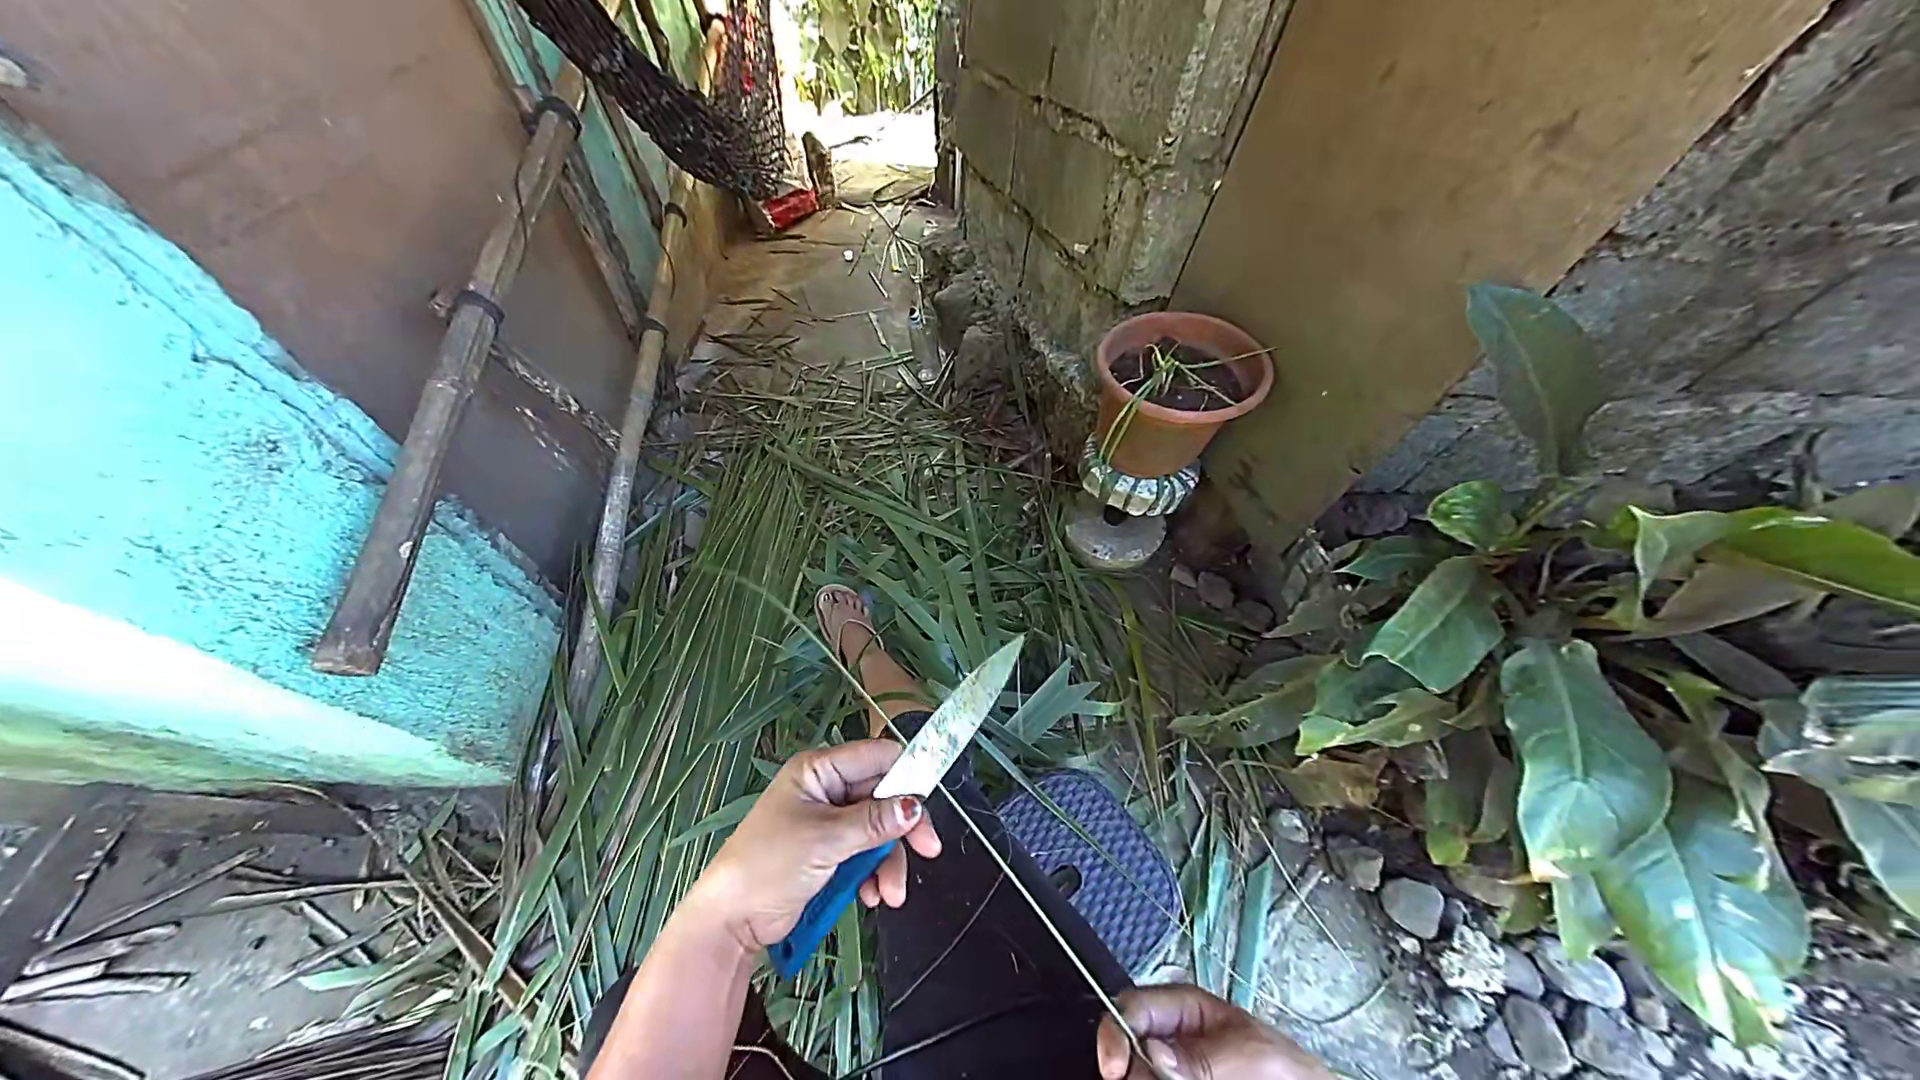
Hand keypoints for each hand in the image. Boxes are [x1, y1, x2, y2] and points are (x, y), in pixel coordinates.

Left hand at [686, 740, 942, 951]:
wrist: (731, 920)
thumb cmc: (770, 864)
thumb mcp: (826, 840)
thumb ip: (874, 822)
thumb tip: (915, 806)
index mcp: (819, 770)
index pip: (876, 757)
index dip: (906, 772)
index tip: (930, 798)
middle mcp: (827, 789)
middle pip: (883, 796)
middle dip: (903, 827)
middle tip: (928, 849)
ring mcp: (830, 821)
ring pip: (879, 829)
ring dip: (889, 861)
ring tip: (890, 895)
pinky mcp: (831, 852)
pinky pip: (867, 853)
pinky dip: (874, 874)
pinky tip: (871, 897)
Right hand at [1095, 985, 1332, 1079]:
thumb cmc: (1289, 1069)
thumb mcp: (1251, 1054)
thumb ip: (1203, 1055)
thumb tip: (1152, 1051)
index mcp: (1182, 1010)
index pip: (1132, 1006)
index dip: (1115, 1030)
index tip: (1113, 1066)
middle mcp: (1170, 1041)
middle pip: (1128, 1048)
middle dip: (1128, 1068)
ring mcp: (1173, 1068)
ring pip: (1138, 1072)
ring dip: (1140, 1077)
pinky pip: (1156, 1079)